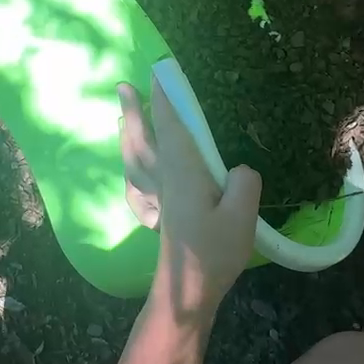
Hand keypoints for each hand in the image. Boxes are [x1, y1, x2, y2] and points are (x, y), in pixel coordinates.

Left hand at [118, 80, 261, 325]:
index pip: (172, 125)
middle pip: (142, 139)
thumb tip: (237, 170)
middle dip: (134, 111)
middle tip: (123, 86)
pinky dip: (130, 174)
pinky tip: (131, 176)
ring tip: (121, 119)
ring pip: (134, 160)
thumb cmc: (213, 252)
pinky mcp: (157, 218)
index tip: (161, 71)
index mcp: (182, 172)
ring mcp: (156, 200)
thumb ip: (243, 182)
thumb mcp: (242, 215)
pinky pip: (136, 188)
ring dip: (127, 135)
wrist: (186, 293)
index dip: (167, 97)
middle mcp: (164, 180)